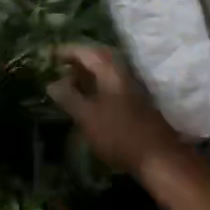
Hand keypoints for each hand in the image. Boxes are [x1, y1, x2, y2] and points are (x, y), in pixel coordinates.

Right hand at [48, 45, 183, 175]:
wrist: (159, 158)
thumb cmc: (119, 134)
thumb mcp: (86, 116)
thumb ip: (68, 97)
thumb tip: (51, 83)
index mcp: (111, 72)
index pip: (86, 52)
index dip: (67, 51)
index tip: (50, 56)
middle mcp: (124, 74)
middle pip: (99, 57)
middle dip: (79, 59)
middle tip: (61, 66)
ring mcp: (133, 87)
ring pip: (107, 71)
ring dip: (88, 72)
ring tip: (70, 82)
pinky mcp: (137, 101)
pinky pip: (112, 83)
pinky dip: (97, 84)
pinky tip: (89, 97)